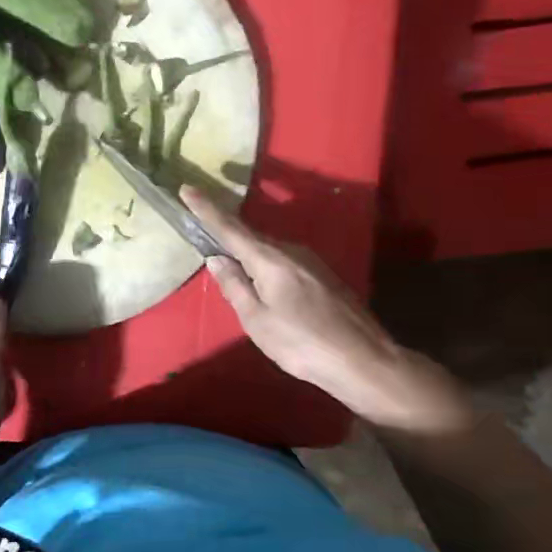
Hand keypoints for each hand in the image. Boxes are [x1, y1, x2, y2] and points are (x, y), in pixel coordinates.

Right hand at [181, 188, 474, 433]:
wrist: (364, 361)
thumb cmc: (301, 343)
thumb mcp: (256, 319)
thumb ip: (234, 286)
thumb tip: (216, 258)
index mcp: (271, 261)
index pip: (230, 229)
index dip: (207, 209)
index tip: (187, 189)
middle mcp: (292, 253)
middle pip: (250, 238)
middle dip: (224, 232)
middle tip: (199, 231)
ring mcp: (312, 264)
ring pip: (268, 251)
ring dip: (245, 252)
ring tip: (226, 263)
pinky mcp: (323, 278)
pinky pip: (283, 262)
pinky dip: (263, 265)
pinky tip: (259, 282)